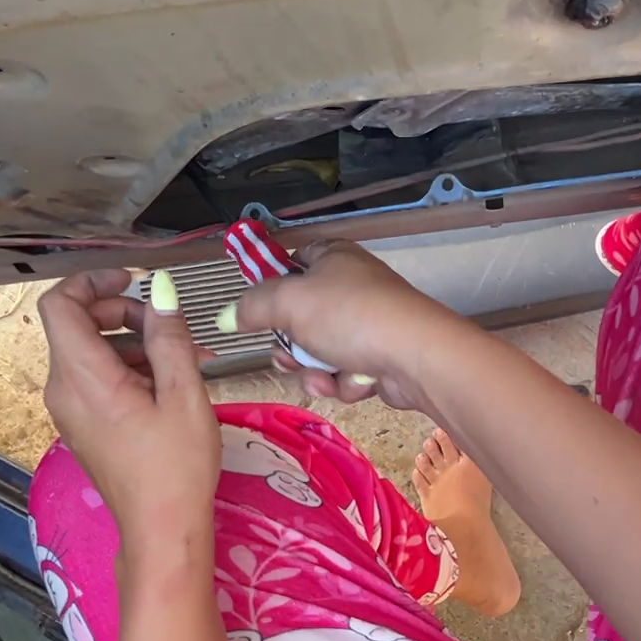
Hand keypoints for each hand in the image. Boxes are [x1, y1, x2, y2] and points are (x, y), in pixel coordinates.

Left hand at [37, 269, 220, 551]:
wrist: (162, 528)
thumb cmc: (178, 465)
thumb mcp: (185, 394)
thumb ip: (170, 337)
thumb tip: (162, 292)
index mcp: (83, 378)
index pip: (60, 304)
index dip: (93, 281)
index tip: (135, 282)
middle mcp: (64, 389)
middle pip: (77, 325)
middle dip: (124, 312)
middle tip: (171, 325)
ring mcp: (70, 409)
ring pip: (92, 352)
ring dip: (136, 343)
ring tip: (187, 357)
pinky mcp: (84, 424)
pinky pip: (98, 378)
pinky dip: (131, 368)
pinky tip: (172, 382)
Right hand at [221, 241, 467, 410]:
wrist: (414, 355)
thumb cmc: (349, 316)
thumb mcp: (287, 301)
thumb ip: (252, 306)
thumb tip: (226, 317)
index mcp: (333, 257)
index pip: (292, 262)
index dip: (273, 286)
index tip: (257, 311)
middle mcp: (352, 286)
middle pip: (301, 318)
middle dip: (292, 347)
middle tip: (290, 358)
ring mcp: (369, 323)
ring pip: (321, 352)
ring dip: (316, 371)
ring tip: (327, 377)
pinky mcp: (382, 357)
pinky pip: (346, 372)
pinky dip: (345, 382)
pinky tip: (355, 383)